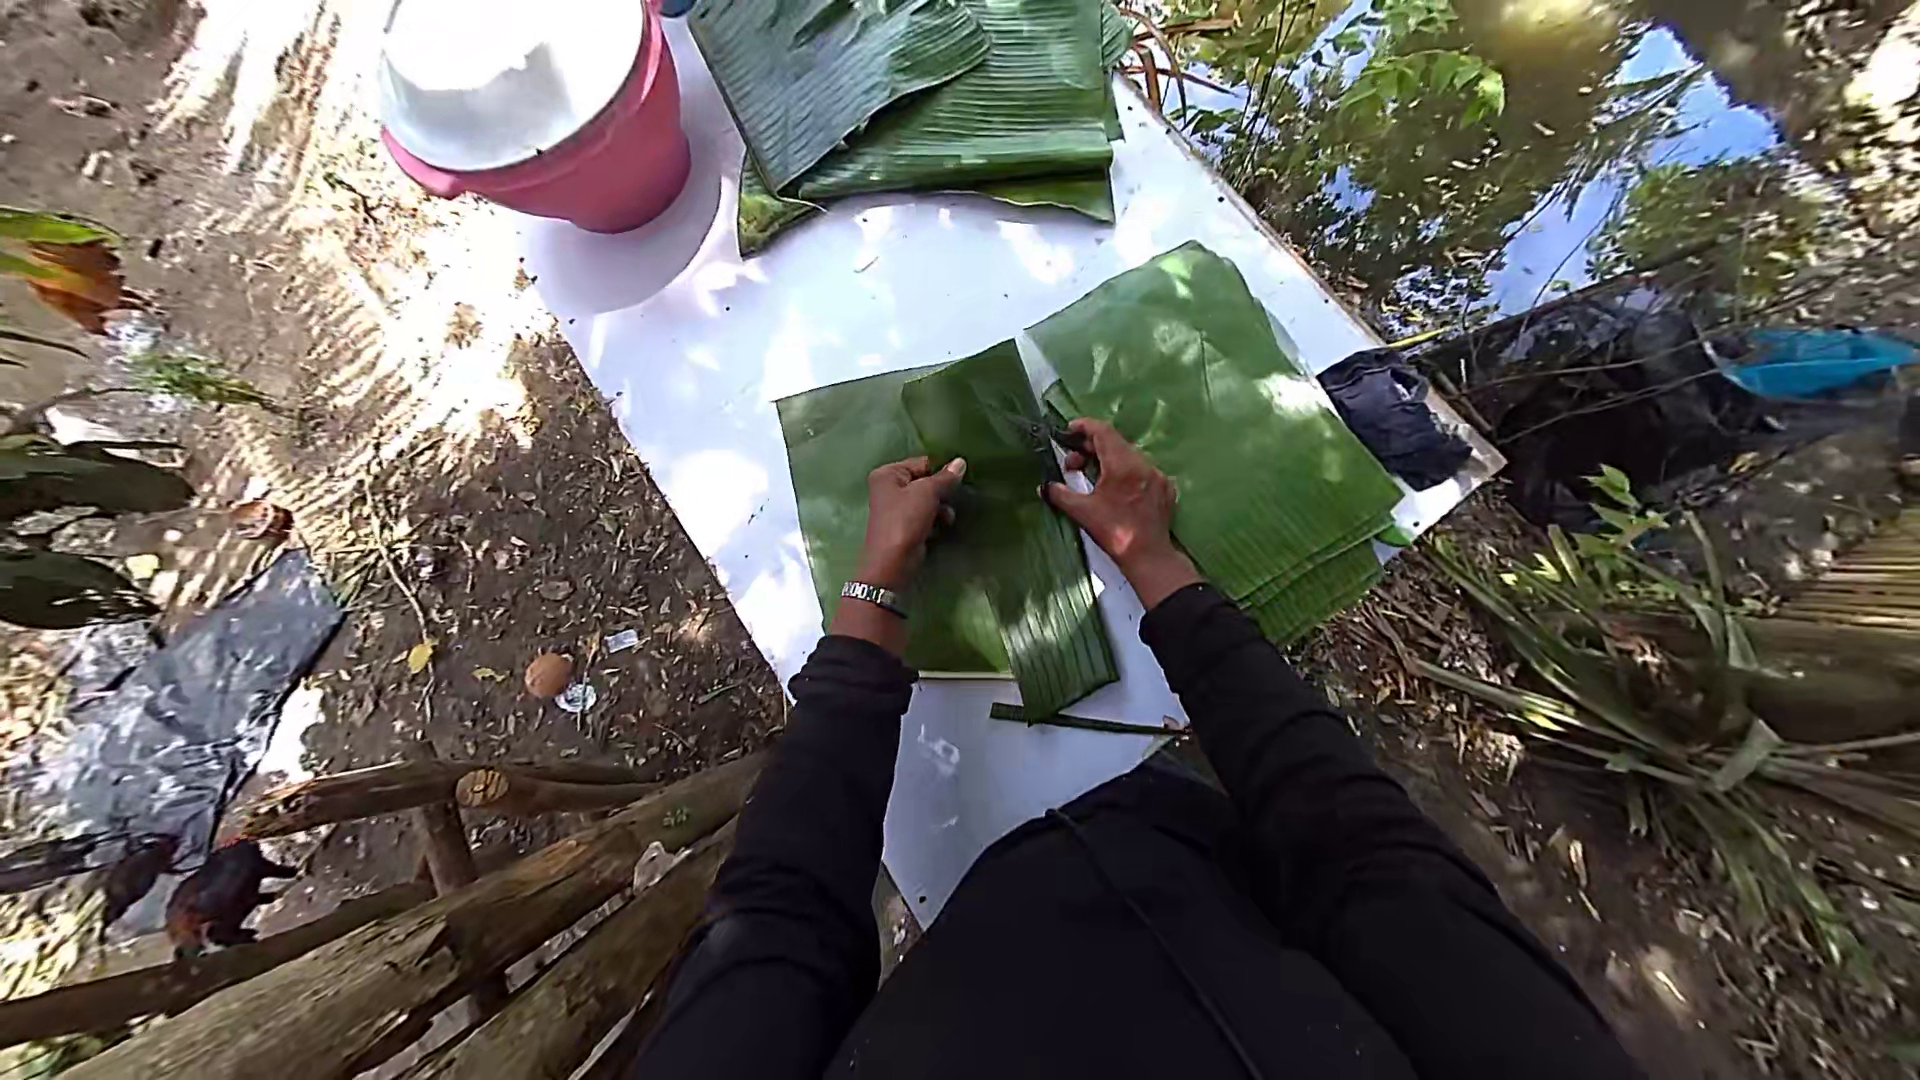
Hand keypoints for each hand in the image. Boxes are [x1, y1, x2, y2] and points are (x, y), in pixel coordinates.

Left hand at [856, 455, 966, 589]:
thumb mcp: (927, 493)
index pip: (922, 463)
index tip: (960, 478)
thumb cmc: (905, 520)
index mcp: (888, 474)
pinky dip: (935, 519)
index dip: (941, 470)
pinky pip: (926, 515)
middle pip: (925, 481)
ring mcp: (897, 508)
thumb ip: (945, 477)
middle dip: (942, 492)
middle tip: (953, 499)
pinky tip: (942, 526)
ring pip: (928, 499)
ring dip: (941, 507)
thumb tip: (961, 462)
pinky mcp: (906, 525)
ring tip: (947, 517)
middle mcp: (890, 488)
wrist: (893, 562)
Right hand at [1042, 418, 1200, 609]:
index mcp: (1123, 465)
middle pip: (1114, 443)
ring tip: (1091, 477)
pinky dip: (1124, 472)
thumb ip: (1060, 494)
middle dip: (1090, 448)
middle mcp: (1143, 464)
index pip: (1103, 432)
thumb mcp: (1082, 512)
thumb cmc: (1114, 533)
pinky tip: (1114, 488)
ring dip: (1106, 460)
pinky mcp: (1165, 488)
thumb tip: (1045, 487)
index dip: (1083, 427)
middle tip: (1072, 464)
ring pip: (1128, 456)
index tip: (1069, 430)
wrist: (1148, 556)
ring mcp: (1157, 475)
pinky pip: (1141, 470)